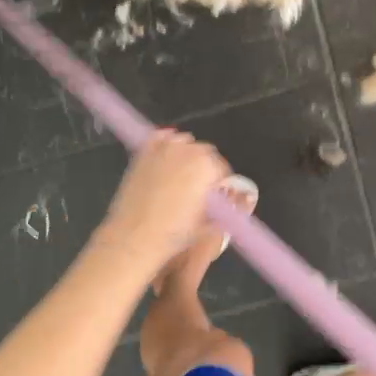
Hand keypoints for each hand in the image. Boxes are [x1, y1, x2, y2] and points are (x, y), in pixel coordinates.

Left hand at [94, 129, 230, 273]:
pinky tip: (165, 161)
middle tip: (198, 190)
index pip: (224, 169)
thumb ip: (229, 208)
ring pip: (184, 143)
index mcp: (208, 166)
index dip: (221, 185)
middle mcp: (188, 150)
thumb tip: (240, 199)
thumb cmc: (174, 233)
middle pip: (205, 153)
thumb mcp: (210, 224)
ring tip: (180, 178)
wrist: (135, 236)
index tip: (215, 198)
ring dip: (186, 156)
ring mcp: (163, 148)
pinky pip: (160, 139)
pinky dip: (166, 146)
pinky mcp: (143, 152)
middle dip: (205, 169)